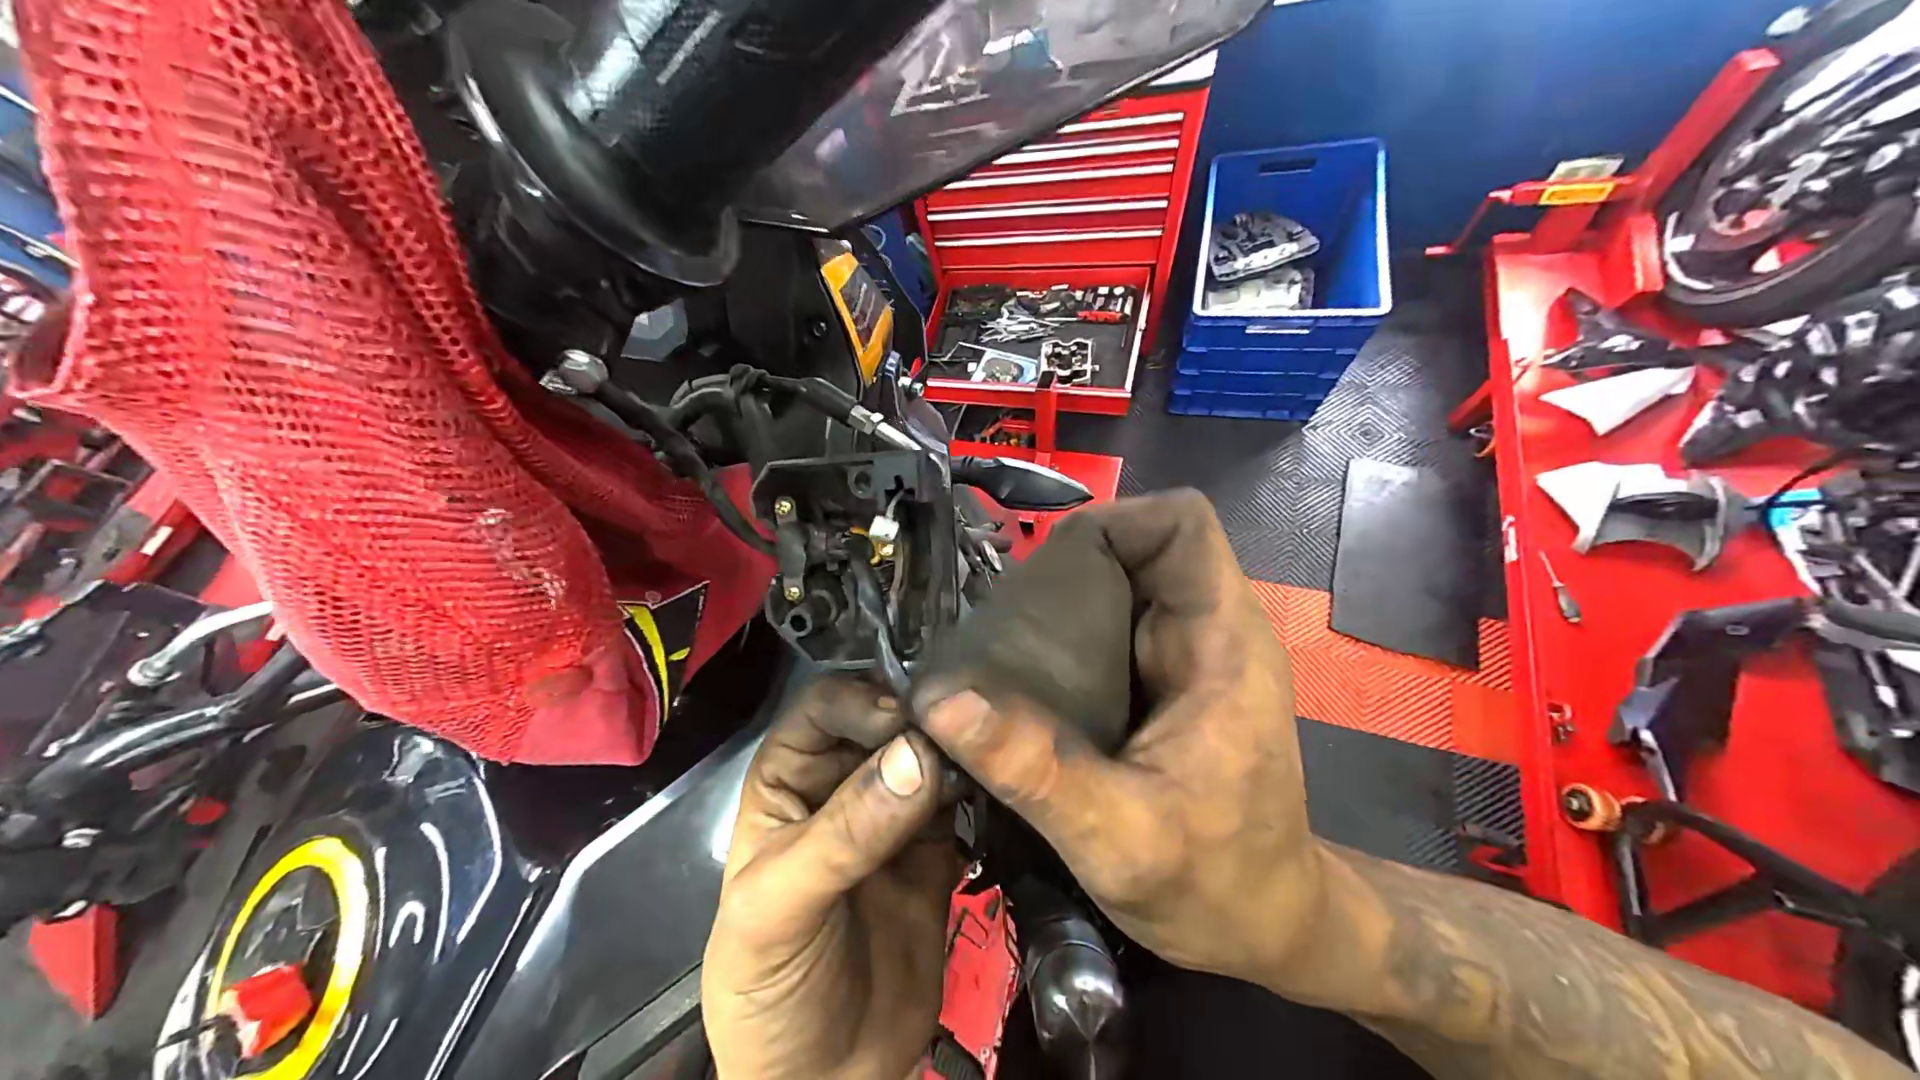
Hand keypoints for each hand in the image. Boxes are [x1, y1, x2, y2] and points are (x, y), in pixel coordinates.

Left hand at [703, 677, 961, 1079]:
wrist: (826, 1078)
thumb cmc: (772, 988)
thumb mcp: (780, 910)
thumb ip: (843, 835)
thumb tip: (916, 757)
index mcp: (788, 779)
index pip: (824, 708)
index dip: (862, 702)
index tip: (907, 720)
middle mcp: (842, 782)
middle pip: (885, 721)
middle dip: (920, 718)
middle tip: (966, 726)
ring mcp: (893, 814)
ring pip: (928, 754)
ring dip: (957, 749)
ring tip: (992, 748)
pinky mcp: (936, 847)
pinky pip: (962, 800)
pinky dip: (982, 788)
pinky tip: (1003, 782)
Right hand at [913, 490, 1323, 986]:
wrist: (1269, 926)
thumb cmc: (1215, 884)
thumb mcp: (1115, 836)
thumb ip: (1031, 768)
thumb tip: (940, 701)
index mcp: (1222, 643)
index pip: (1182, 524)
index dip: (1116, 521)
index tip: (1047, 570)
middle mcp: (1212, 633)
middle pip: (1143, 548)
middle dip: (1072, 566)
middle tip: (1008, 622)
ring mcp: (1192, 656)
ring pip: (1126, 584)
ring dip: (1067, 602)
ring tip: (1009, 649)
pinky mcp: (1172, 682)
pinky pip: (1118, 625)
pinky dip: (1073, 635)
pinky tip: (1034, 680)